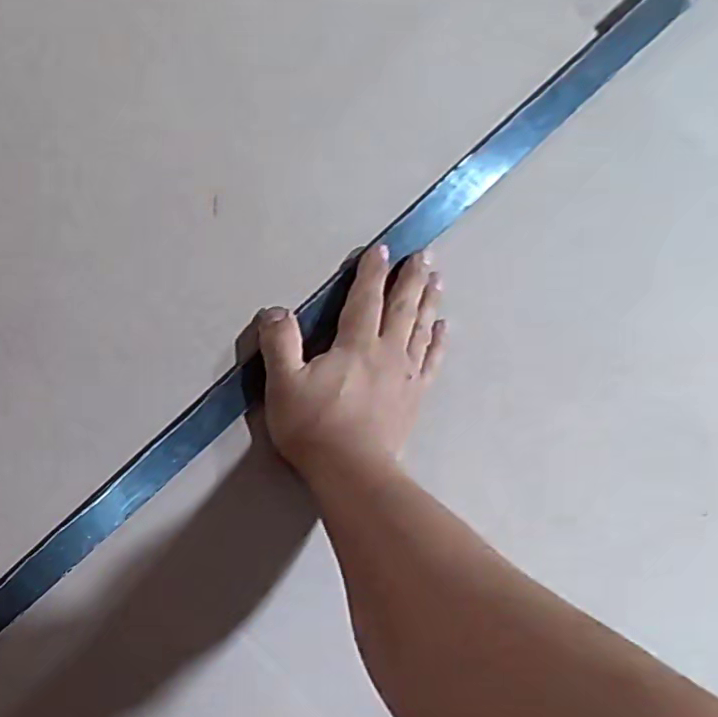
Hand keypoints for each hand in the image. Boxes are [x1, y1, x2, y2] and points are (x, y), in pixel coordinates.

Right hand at [258, 244, 447, 481]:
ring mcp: (406, 373)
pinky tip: (441, 327)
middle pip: (402, 308)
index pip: (364, 301)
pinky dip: (438, 338)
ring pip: (421, 327)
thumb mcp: (283, 384)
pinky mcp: (414, 394)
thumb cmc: (311, 425)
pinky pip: (432, 357)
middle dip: (410, 279)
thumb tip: (275, 311)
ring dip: (429, 301)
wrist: (352, 466)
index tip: (380, 250)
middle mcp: (387, 352)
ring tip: (437, 279)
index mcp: (354, 346)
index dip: (370, 274)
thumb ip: (280, 344)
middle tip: (423, 254)